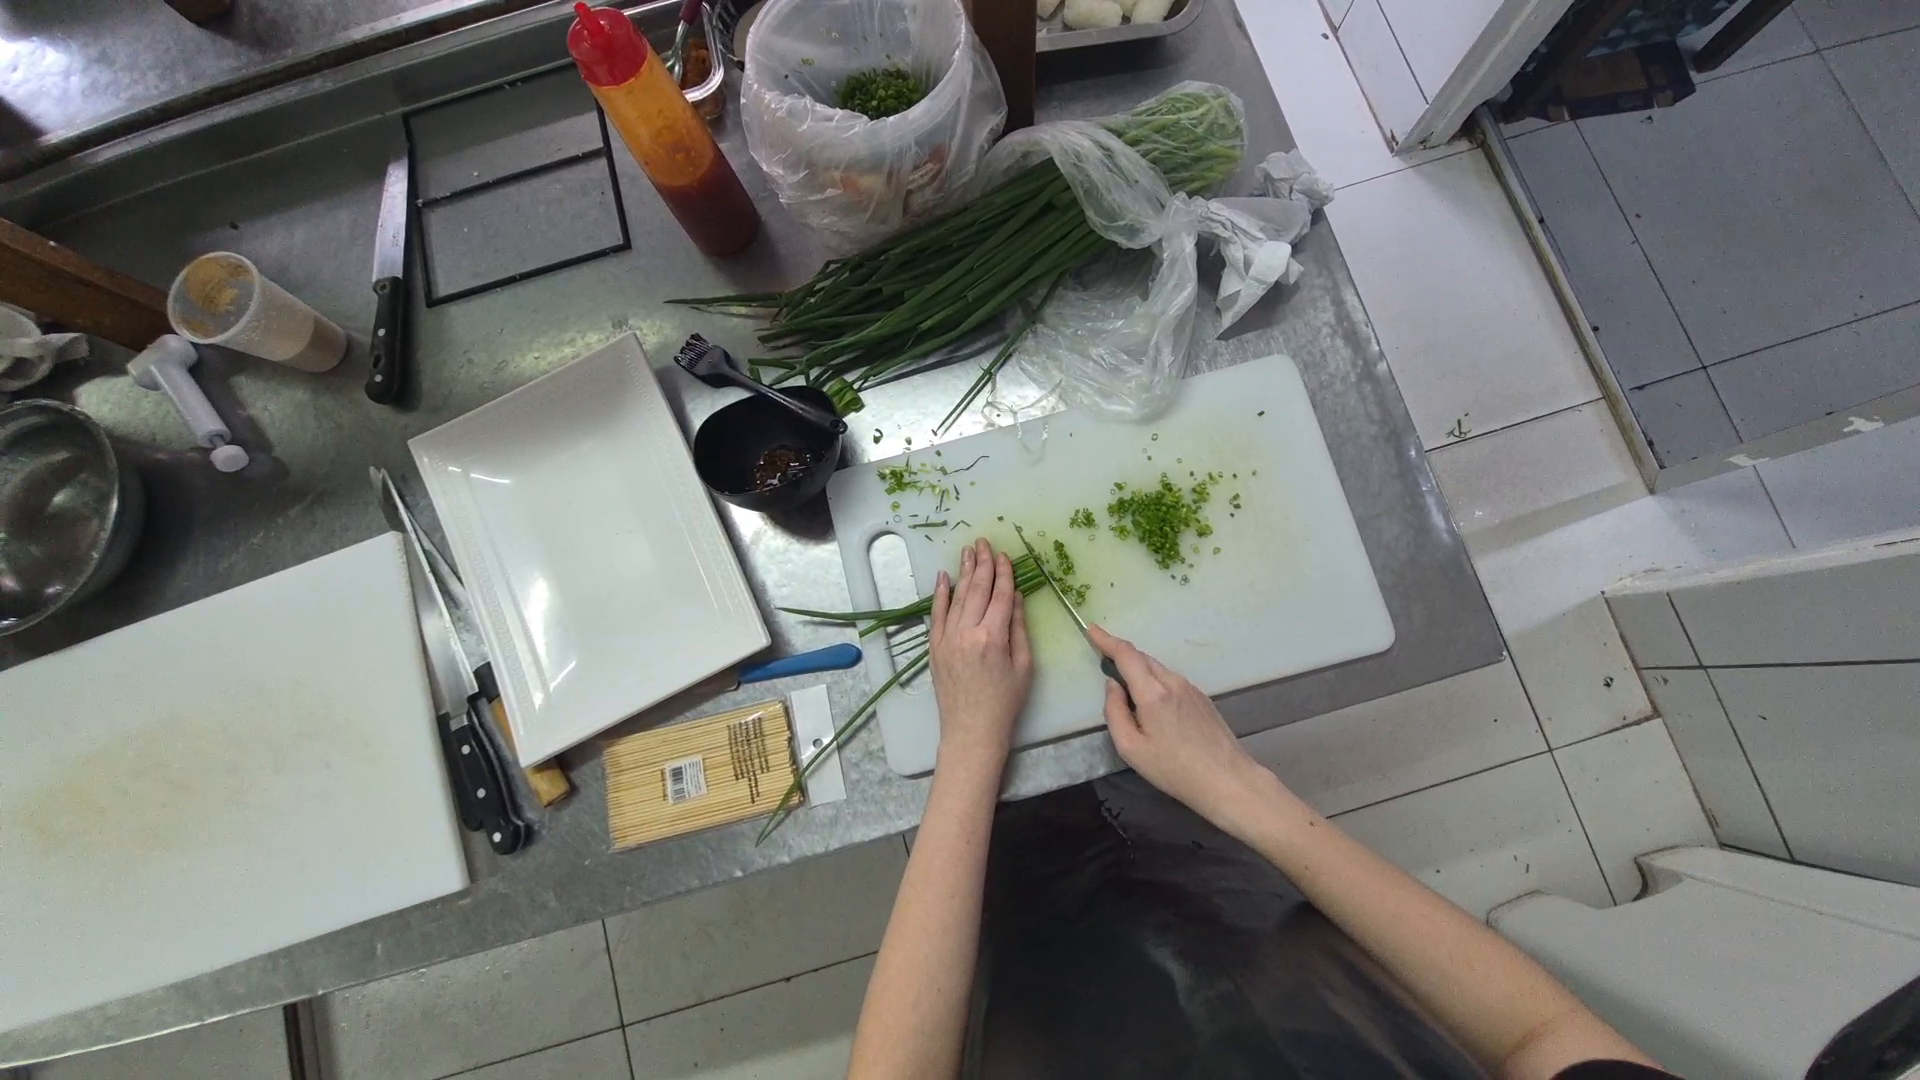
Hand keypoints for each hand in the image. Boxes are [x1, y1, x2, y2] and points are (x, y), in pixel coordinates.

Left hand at [929, 539, 1032, 767]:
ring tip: (968, 551)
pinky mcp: (934, 647)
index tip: (1005, 555)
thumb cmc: (1005, 703)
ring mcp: (947, 639)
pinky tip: (943, 577)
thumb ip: (1019, 629)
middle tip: (984, 542)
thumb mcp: (1024, 666)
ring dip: (964, 572)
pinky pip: (937, 614)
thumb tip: (1016, 598)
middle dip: (982, 564)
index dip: (1004, 573)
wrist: (971, 730)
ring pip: (957, 597)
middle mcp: (967, 633)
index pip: (1001, 596)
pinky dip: (940, 594)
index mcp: (994, 638)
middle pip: (978, 590)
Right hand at [1088, 624, 1274, 832]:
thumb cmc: (1174, 769)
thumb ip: (1114, 712)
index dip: (1106, 640)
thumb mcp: (1131, 748)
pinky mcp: (1202, 698)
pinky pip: (1171, 680)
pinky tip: (1154, 705)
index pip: (1126, 654)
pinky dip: (1155, 681)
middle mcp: (1173, 682)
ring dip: (1139, 670)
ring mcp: (1191, 688)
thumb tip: (1112, 685)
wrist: (1227, 780)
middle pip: (1142, 658)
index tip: (1092, 630)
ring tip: (1128, 690)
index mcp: (1153, 693)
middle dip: (1121, 654)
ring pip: (1158, 669)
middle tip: (1104, 660)